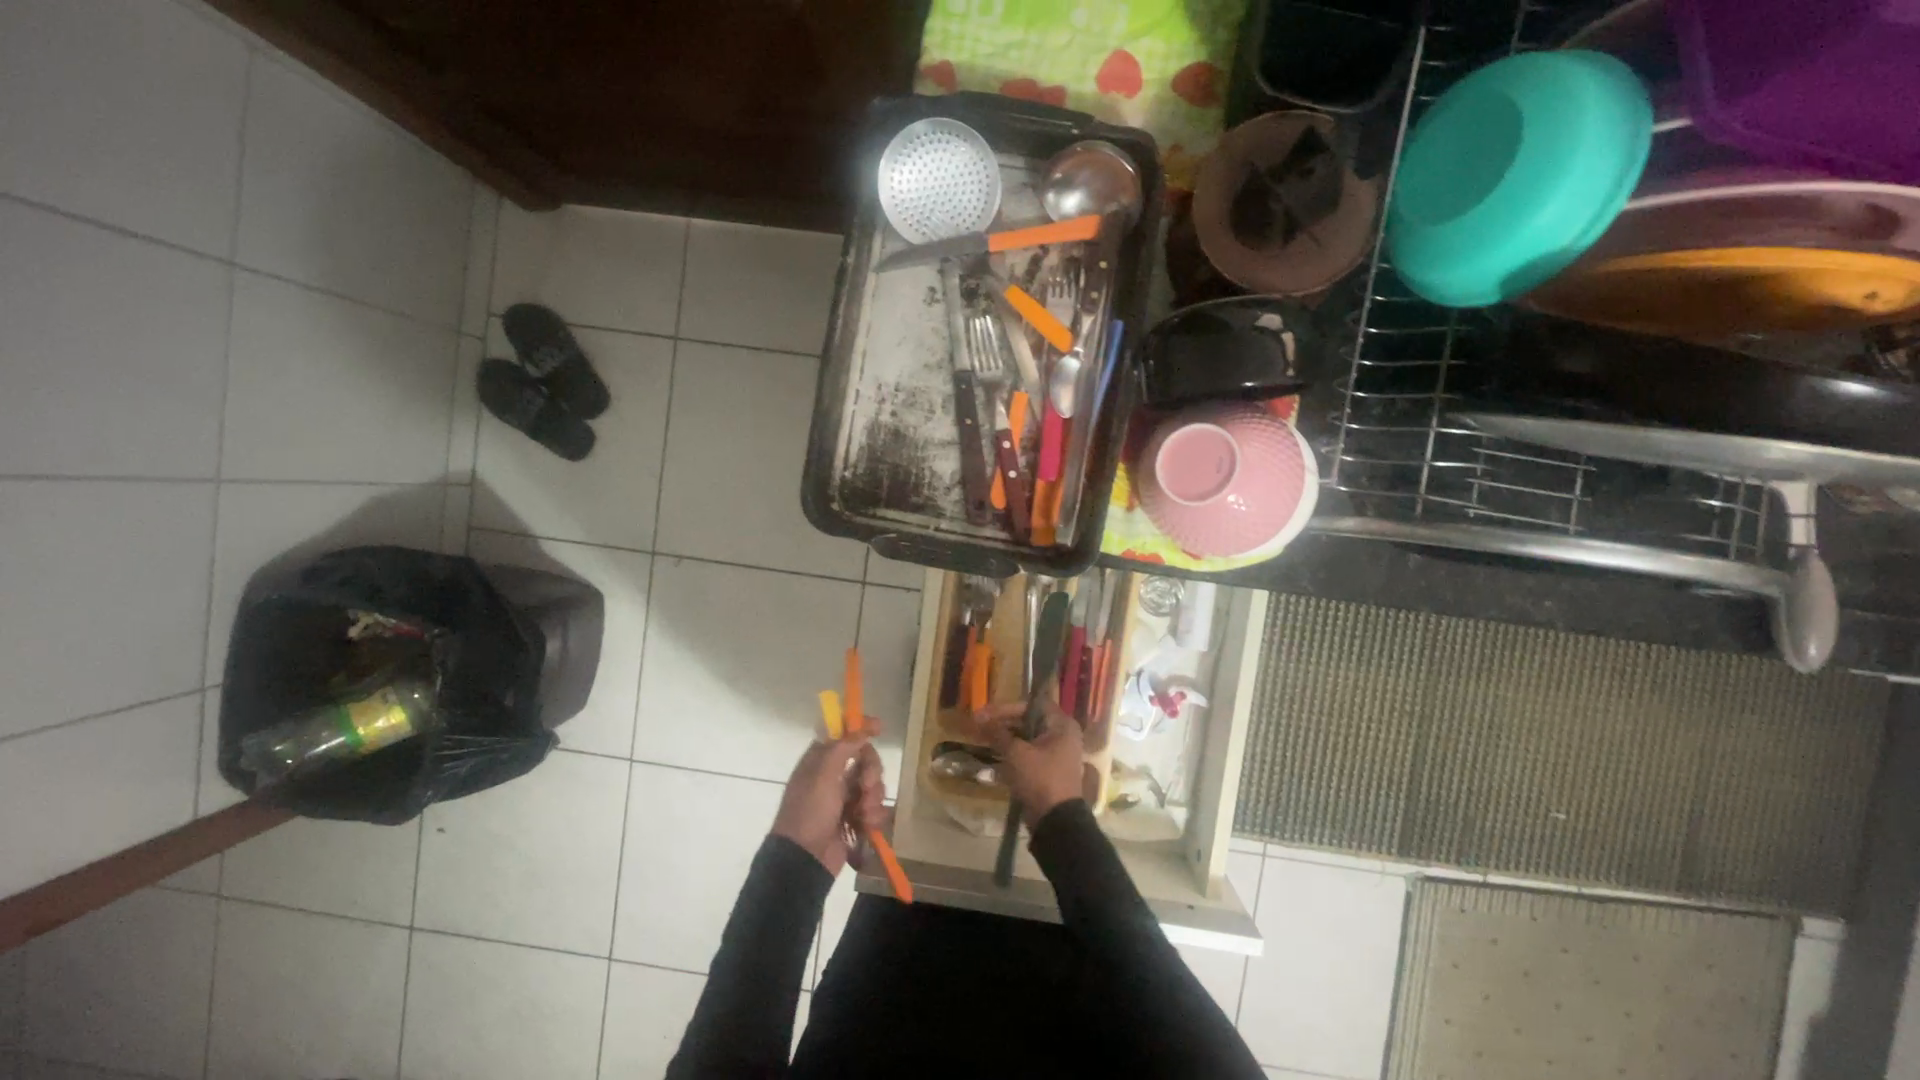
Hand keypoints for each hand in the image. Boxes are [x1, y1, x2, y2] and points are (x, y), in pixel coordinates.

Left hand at [770, 728, 885, 875]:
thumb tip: (861, 728)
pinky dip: (873, 816)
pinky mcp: (855, 819)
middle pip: (865, 760)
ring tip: (863, 814)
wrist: (805, 858)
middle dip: (871, 772)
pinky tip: (866, 826)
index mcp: (820, 760)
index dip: (861, 729)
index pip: (843, 735)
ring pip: (873, 785)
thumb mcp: (823, 774)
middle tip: (866, 786)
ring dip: (873, 798)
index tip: (880, 728)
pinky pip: (874, 808)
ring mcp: (844, 798)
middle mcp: (832, 776)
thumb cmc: (809, 811)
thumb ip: (843, 747)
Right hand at [970, 700, 1085, 827]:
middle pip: (1029, 721)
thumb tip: (980, 719)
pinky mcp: (1048, 770)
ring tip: (981, 738)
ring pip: (1026, 739)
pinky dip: (1011, 753)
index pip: (1032, 705)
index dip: (1007, 708)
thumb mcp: (1016, 753)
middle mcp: (1062, 735)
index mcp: (1062, 725)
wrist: (1056, 820)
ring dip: (1005, 738)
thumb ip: (998, 733)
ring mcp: (1056, 754)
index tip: (985, 714)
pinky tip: (993, 754)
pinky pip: (1027, 755)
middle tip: (979, 726)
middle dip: (1003, 724)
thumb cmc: (1040, 778)